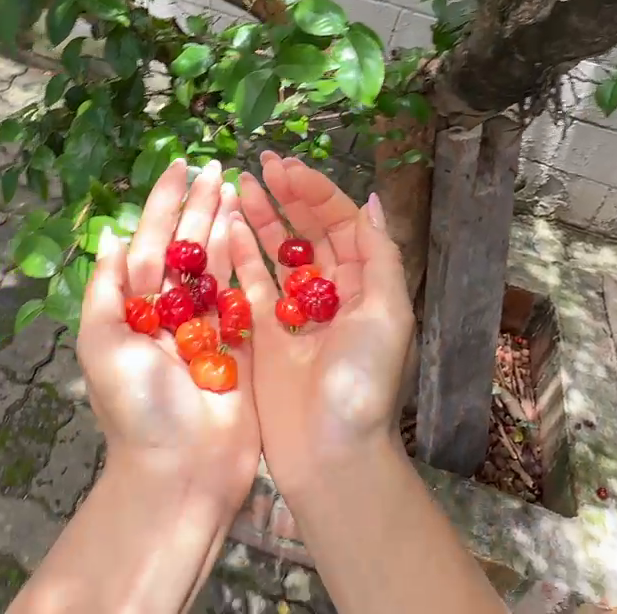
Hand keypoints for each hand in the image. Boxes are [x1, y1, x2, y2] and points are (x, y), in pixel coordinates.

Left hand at [76, 158, 258, 514]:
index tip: (179, 166)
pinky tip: (251, 227)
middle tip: (215, 165)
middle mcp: (170, 310)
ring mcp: (206, 324)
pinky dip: (245, 256)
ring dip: (223, 221)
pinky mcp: (239, 339)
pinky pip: (240, 289)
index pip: (150, 241)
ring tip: (233, 184)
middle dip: (198, 204)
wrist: (182, 473)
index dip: (164, 203)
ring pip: (215, 260)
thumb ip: (105, 289)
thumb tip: (109, 236)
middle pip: (186, 244)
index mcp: (134, 308)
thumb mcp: (103, 345)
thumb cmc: (137, 410)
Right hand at [226, 152, 414, 497]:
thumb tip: (371, 200)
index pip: (340, 223)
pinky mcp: (264, 331)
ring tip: (240, 184)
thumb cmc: (364, 382)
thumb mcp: (387, 312)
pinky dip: (240, 253)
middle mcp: (329, 291)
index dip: (316, 193)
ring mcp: (294, 311)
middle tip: (262, 164)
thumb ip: (378, 254)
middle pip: (307, 231)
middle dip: (287, 196)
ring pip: (276, 252)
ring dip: (261, 217)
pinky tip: (229, 224)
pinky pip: (251, 283)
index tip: (290, 169)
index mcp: (363, 283)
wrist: (331, 454)